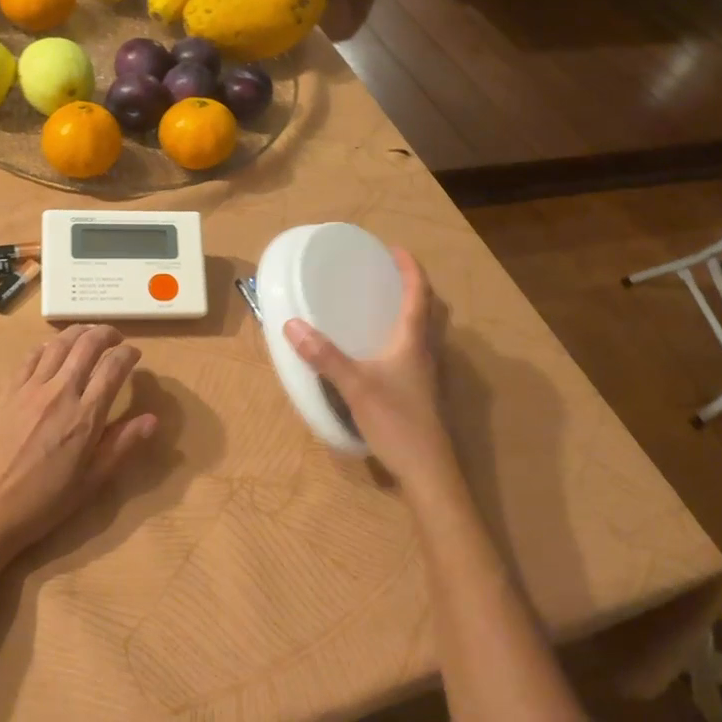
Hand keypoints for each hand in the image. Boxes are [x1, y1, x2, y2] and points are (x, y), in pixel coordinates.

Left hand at [0, 324, 158, 558]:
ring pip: (59, 344)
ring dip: (78, 332)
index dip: (128, 355)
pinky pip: (30, 356)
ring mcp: (30, 388)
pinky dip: (47, 346)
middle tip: (116, 338)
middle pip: (87, 345)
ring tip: (89, 335)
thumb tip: (152, 419)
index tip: (135, 355)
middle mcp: (59, 391)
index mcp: (85, 415)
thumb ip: (122, 445)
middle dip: (106, 333)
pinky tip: (52, 350)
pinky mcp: (7, 391)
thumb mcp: (90, 482)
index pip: (113, 367)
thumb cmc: (43, 502)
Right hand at [282, 248, 453, 484]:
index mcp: (414, 341)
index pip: (419, 293)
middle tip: (386, 275)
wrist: (428, 471)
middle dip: (412, 287)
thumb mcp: (356, 386)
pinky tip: (378, 351)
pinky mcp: (422, 393)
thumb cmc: (398, 422)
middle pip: (429, 309)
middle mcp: (426, 352)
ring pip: (425, 332)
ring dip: (409, 312)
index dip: (410, 268)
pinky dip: (401, 338)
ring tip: (380, 307)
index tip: (393, 249)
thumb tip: (292, 324)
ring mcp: (427, 374)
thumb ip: (325, 356)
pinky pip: (415, 352)